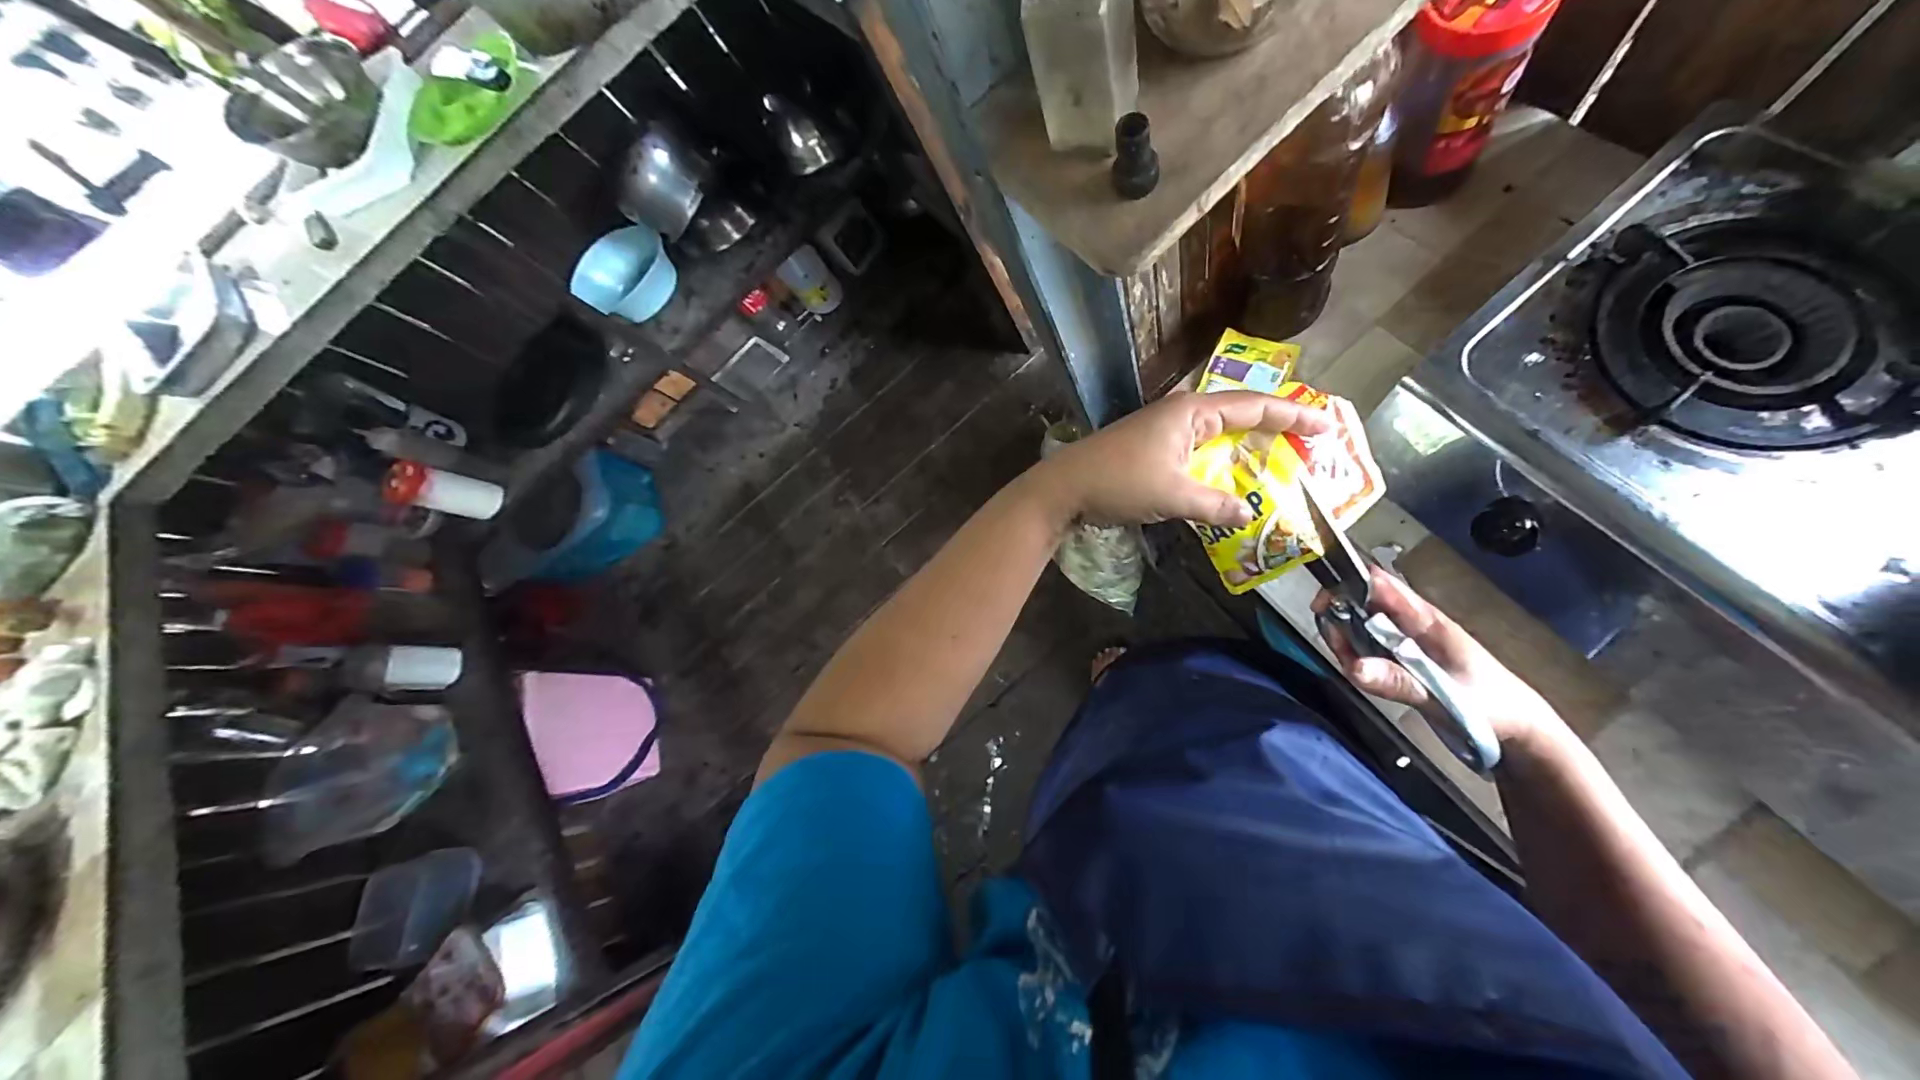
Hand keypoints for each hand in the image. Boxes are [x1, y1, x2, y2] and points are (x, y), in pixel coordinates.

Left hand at [1027, 390, 1332, 527]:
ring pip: (1219, 432)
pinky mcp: (1154, 448)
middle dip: (1276, 426)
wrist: (1064, 488)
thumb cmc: (1118, 482)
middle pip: (1239, 414)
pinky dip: (1222, 459)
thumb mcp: (1173, 496)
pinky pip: (1200, 448)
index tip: (1327, 424)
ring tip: (1283, 457)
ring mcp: (1165, 430)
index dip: (1293, 416)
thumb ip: (1215, 505)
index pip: (1254, 407)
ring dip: (1248, 444)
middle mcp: (1181, 414)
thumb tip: (1249, 514)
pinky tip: (1233, 475)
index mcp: (1191, 412)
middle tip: (1312, 441)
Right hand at [1313, 566, 1564, 748]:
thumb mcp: (1444, 696)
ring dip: (1345, 637)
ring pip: (1363, 624)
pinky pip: (1370, 644)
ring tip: (1345, 660)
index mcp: (1427, 620)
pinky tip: (1358, 668)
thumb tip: (1353, 666)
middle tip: (1332, 642)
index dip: (1348, 583)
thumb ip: (1398, 681)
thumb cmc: (1491, 706)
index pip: (1382, 585)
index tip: (1321, 603)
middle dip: (1339, 615)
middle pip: (1364, 602)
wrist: (1521, 728)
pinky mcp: (1406, 657)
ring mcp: (1409, 640)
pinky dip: (1355, 652)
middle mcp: (1414, 624)